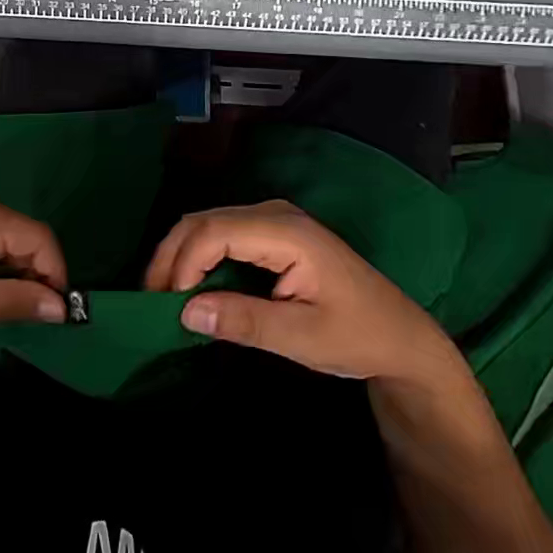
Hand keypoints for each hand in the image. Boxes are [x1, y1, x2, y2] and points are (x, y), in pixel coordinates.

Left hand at [0, 194, 68, 351]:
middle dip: (39, 278)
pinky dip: (3, 272)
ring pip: (15, 245)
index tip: (57, 315)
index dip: (57, 276)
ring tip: (14, 311)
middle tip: (36, 317)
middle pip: (31, 240)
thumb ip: (19, 300)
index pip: (43, 240)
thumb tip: (63, 307)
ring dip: (21, 278)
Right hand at [144, 200, 470, 388]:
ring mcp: (273, 219)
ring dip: (181, 257)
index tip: (168, 307)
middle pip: (203, 221)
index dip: (182, 265)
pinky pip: (221, 234)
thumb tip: (185, 312)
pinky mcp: (271, 232)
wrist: (400, 335)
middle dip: (171, 258)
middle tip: (152, 302)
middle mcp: (275, 213)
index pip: (213, 232)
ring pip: (207, 225)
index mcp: (287, 232)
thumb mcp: (302, 338)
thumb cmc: (357, 336)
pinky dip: (198, 258)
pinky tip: (191, 286)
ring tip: (166, 298)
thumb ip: (244, 322)